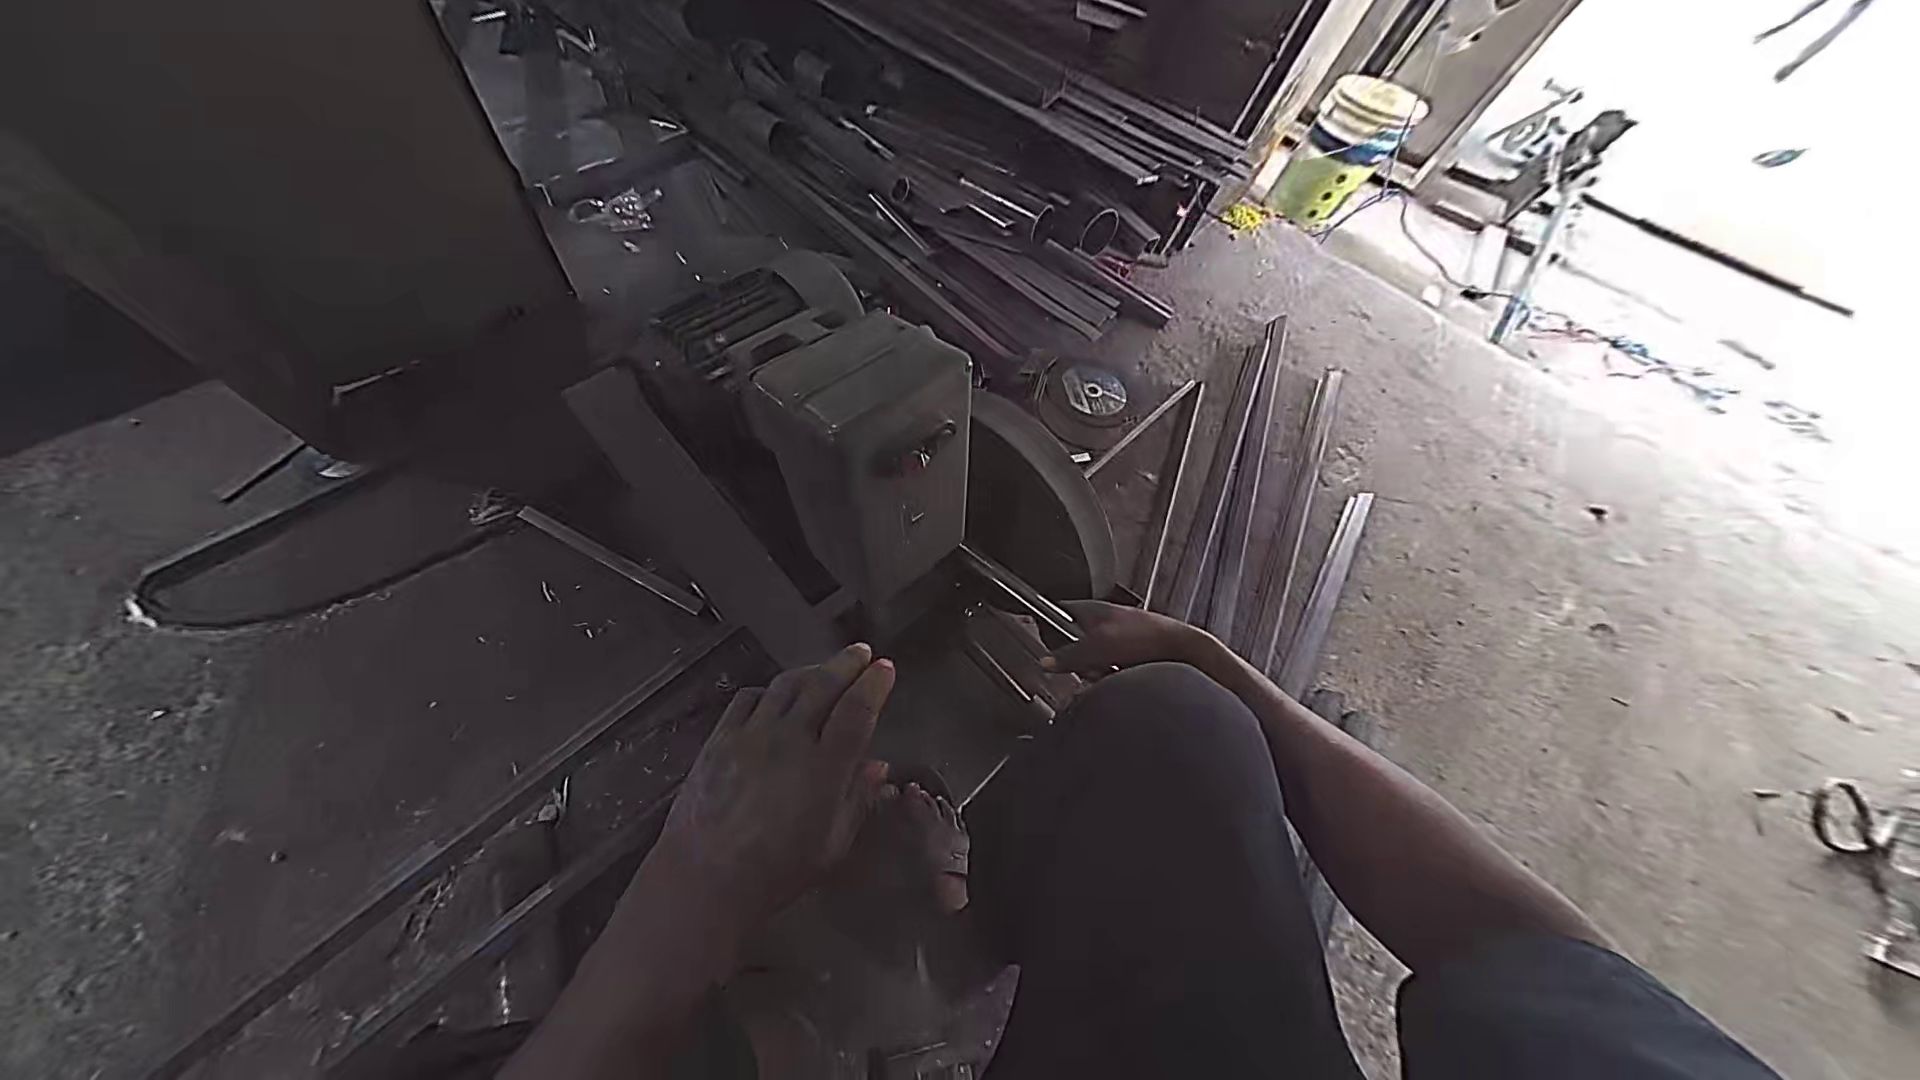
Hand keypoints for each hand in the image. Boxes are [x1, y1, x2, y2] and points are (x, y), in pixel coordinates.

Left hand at [654, 643, 895, 921]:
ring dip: (811, 669)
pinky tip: (775, 694)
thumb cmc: (775, 871)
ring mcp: (752, 735)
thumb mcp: (831, 846)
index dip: (874, 684)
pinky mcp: (720, 738)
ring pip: (787, 685)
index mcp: (824, 767)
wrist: (703, 880)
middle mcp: (790, 740)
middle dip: (847, 663)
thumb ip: (858, 800)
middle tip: (861, 652)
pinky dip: (768, 689)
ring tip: (825, 666)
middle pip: (824, 685)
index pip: (857, 710)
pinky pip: (748, 699)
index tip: (884, 668)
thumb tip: (880, 768)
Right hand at [1042, 600, 1216, 676]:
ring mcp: (1119, 638)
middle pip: (1074, 644)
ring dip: (1097, 672)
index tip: (1047, 645)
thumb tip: (1046, 663)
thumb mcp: (1097, 647)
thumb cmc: (1146, 638)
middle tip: (1088, 668)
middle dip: (1079, 662)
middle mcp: (1105, 621)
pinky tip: (1121, 678)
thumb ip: (1068, 655)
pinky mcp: (1131, 655)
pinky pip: (1110, 670)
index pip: (1060, 612)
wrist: (1184, 653)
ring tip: (1109, 674)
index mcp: (1094, 609)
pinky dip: (1112, 677)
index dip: (1050, 629)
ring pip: (1092, 661)